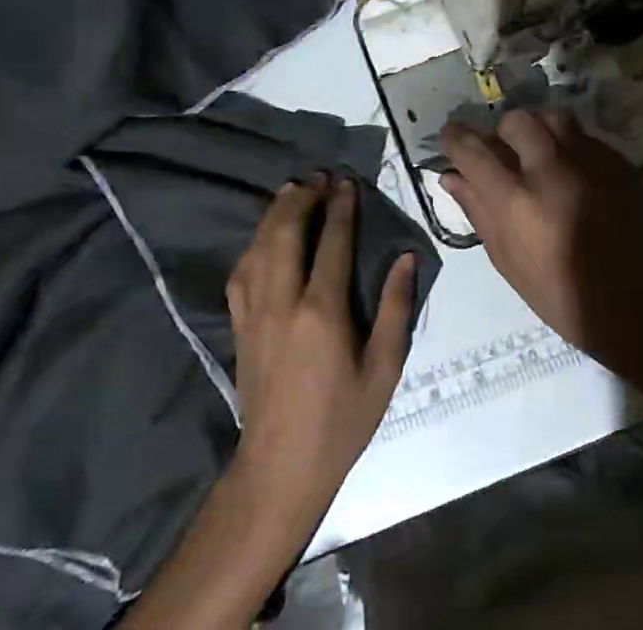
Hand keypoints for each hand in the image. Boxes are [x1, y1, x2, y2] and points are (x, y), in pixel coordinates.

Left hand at [225, 174, 414, 529]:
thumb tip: (405, 258)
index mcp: (322, 311)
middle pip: (285, 232)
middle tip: (319, 177)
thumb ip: (395, 308)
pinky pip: (240, 272)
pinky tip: (264, 237)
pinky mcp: (238, 326)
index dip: (341, 208)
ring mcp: (253, 312)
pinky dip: (253, 244)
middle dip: (302, 198)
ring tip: (293, 190)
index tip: (347, 182)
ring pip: (258, 246)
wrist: (281, 465)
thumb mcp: (384, 368)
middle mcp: (282, 301)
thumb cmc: (343, 419)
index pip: (332, 243)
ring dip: (275, 213)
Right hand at [440, 111, 642, 356]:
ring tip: (539, 153)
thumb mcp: (504, 257)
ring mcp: (590, 164)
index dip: (455, 137)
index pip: (473, 150)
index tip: (451, 135)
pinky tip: (572, 173)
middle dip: (502, 132)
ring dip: (538, 130)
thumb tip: (451, 175)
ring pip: (554, 118)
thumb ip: (477, 209)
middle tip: (505, 152)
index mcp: (516, 202)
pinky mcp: (618, 164)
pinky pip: (585, 138)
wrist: (627, 301)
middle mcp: (552, 172)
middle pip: (516, 121)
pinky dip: (570, 148)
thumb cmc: (555, 290)